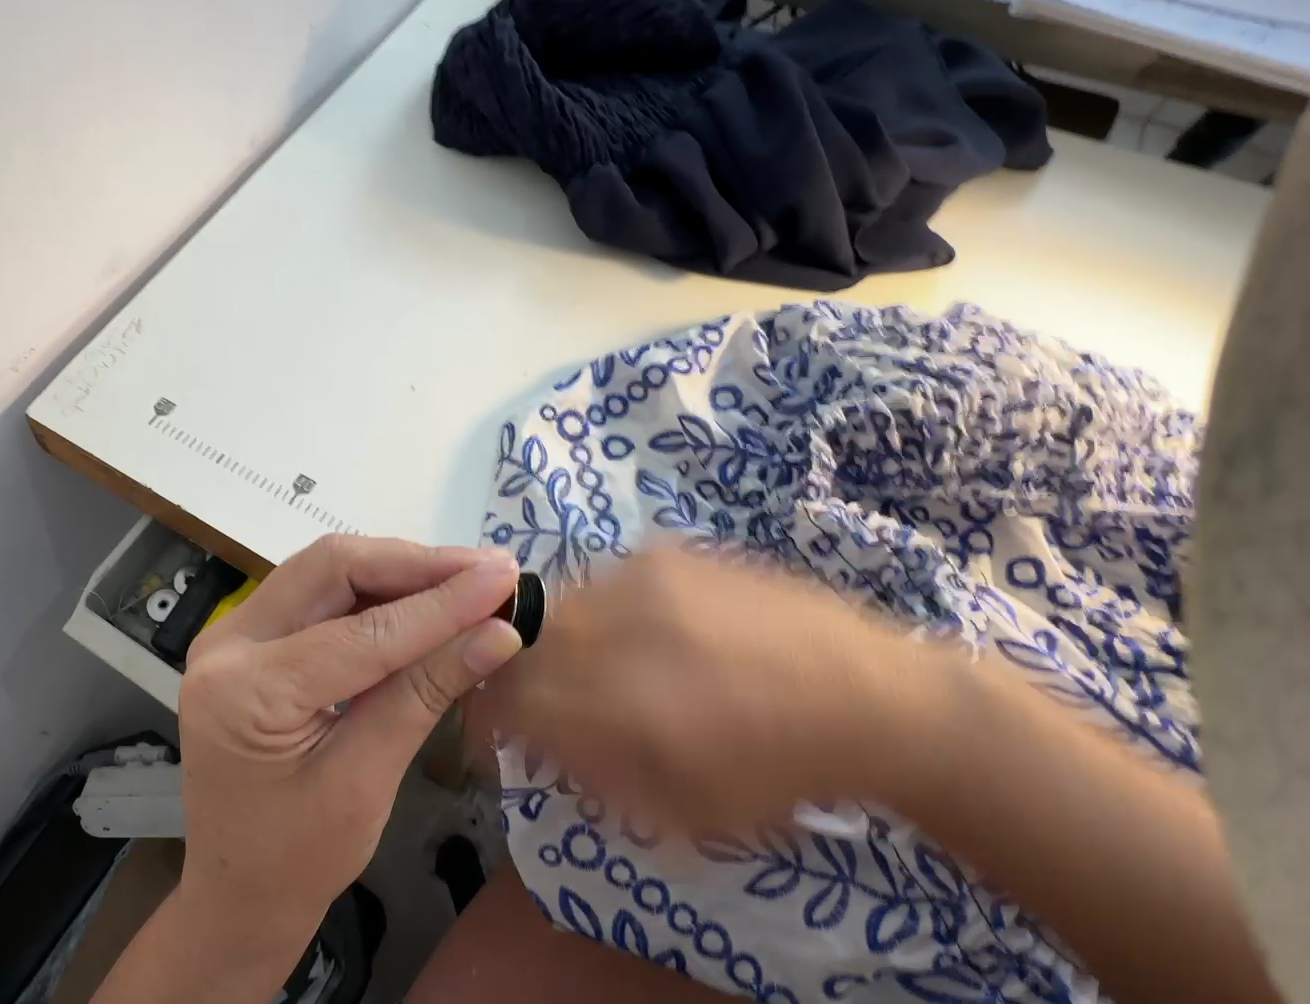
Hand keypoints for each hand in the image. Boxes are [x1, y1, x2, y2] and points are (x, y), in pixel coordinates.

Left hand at [175, 535, 522, 925]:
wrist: (237, 892)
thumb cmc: (297, 859)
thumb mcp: (366, 781)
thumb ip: (425, 694)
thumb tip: (499, 631)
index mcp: (244, 690)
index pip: (362, 630)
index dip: (441, 603)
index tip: (506, 581)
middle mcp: (226, 643)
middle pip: (332, 568)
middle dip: (416, 565)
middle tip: (489, 571)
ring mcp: (233, 635)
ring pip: (326, 572)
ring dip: (399, 572)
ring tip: (469, 581)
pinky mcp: (249, 640)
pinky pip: (318, 596)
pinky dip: (376, 593)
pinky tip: (424, 601)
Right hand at [473, 544, 940, 831]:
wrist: (870, 697)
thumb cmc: (773, 773)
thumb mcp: (674, 806)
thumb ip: (588, 770)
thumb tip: (533, 739)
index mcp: (610, 705)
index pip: (502, 696)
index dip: (486, 713)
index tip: (493, 729)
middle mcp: (611, 629)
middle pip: (520, 642)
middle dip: (520, 674)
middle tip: (548, 698)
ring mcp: (638, 579)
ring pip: (559, 606)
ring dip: (562, 639)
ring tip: (604, 663)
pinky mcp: (668, 552)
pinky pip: (605, 580)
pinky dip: (607, 610)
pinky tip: (646, 630)